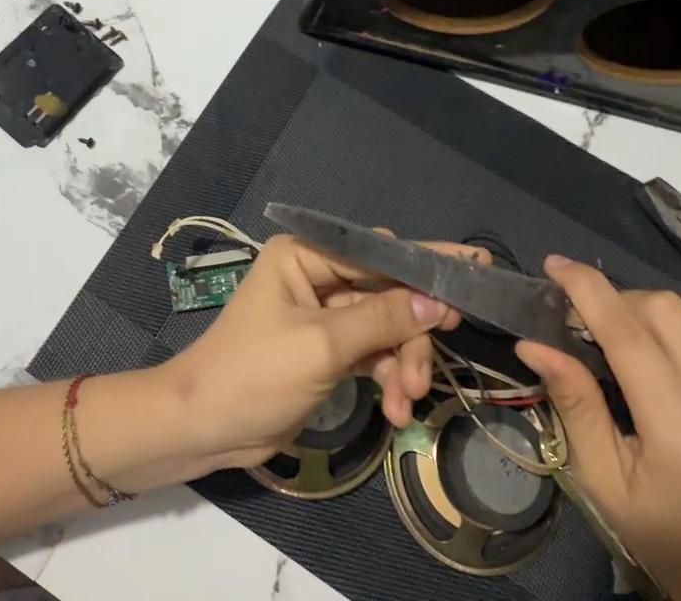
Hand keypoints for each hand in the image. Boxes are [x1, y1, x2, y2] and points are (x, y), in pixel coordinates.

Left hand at [159, 233, 485, 471]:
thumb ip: (382, 320)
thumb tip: (438, 300)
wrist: (205, 427)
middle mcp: (316, 276)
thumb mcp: (321, 345)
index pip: (376, 252)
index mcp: (304, 255)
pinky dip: (389, 380)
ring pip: (386, 329)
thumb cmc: (254, 373)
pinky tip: (396, 412)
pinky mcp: (328, 352)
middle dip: (411, 333)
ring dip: (403, 364)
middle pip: (388, 294)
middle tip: (428, 372)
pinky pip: (374, 355)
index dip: (425, 264)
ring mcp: (323, 316)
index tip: (475, 269)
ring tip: (407, 402)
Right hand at [514, 256, 680, 600]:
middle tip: (595, 320)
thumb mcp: (602, 481)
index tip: (557, 265)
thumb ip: (574, 406)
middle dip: (622, 300)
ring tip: (638, 341)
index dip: (590, 291)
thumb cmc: (663, 533)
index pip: (631, 339)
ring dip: (659, 315)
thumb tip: (533, 343)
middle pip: (670, 313)